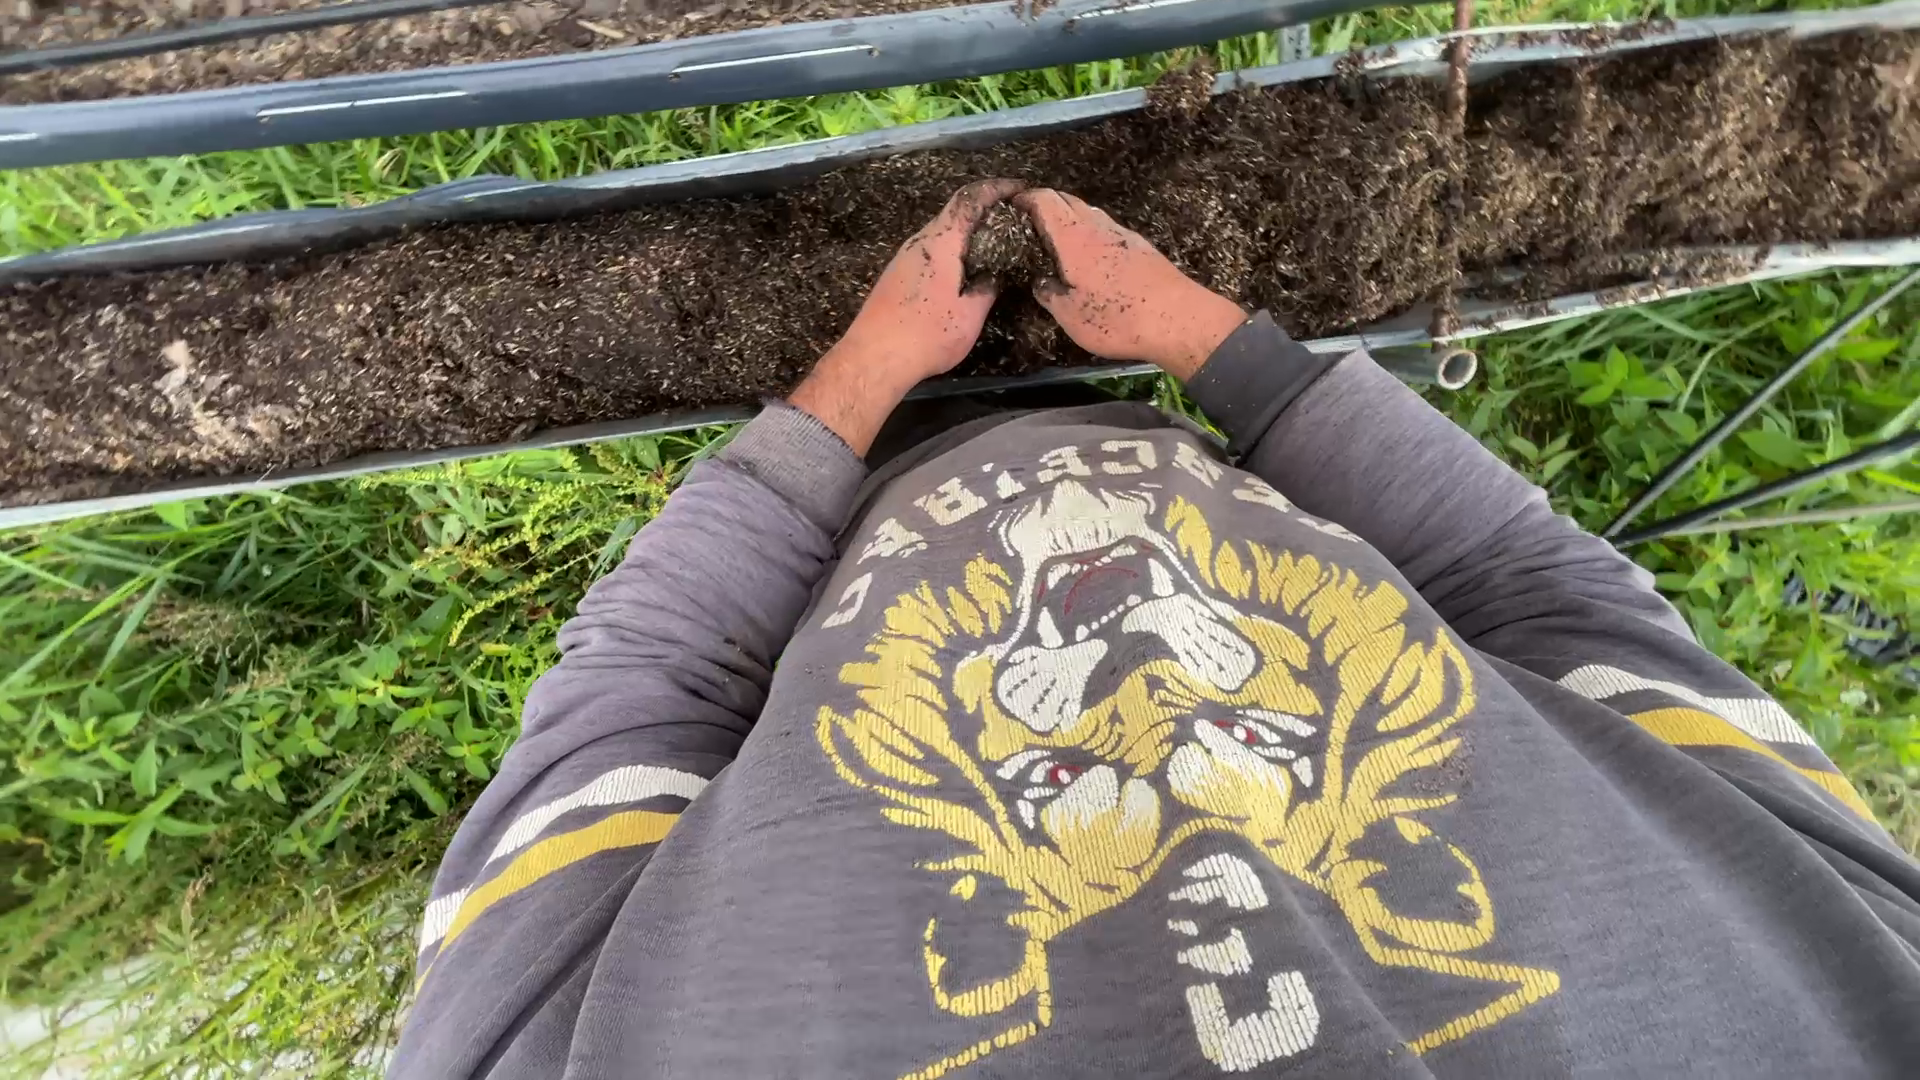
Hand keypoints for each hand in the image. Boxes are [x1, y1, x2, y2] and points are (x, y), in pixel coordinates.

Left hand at [790, 178, 1024, 455]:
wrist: (874, 358)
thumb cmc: (926, 335)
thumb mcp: (969, 316)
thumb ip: (987, 289)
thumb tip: (995, 275)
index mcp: (941, 242)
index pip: (970, 199)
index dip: (996, 189)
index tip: (1019, 189)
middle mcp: (918, 241)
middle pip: (954, 214)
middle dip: (984, 212)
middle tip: (1011, 222)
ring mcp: (903, 258)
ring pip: (941, 235)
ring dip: (966, 235)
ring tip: (992, 248)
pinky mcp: (895, 276)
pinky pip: (930, 253)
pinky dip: (951, 252)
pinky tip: (962, 272)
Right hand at [1013, 188, 1245, 380]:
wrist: (1178, 319)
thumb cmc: (1117, 319)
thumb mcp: (1071, 316)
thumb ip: (1050, 294)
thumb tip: (1040, 281)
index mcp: (1074, 239)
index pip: (1045, 201)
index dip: (1025, 198)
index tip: (1010, 206)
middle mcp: (1098, 227)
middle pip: (1067, 200)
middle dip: (1045, 203)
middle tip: (1029, 222)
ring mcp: (1123, 234)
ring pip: (1089, 212)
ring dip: (1069, 216)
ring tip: (1055, 237)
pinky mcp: (1140, 247)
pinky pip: (1106, 228)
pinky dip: (1089, 231)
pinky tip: (1088, 254)